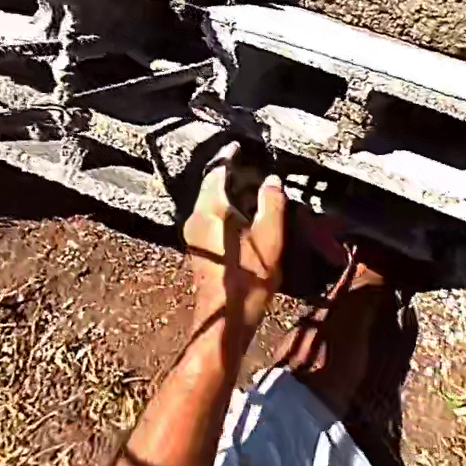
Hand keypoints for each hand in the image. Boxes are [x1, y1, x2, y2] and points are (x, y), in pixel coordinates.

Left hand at [183, 148, 285, 340]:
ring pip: (210, 203)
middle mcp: (196, 217)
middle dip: (230, 174)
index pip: (217, 171)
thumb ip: (272, 204)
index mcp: (211, 209)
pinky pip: (210, 218)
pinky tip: (243, 216)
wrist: (225, 319)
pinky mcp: (197, 248)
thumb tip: (272, 181)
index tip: (240, 146)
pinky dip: (225, 210)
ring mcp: (193, 234)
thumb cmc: (248, 278)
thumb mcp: (270, 237)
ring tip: (251, 189)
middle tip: (251, 167)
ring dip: (229, 194)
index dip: (229, 156)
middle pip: (211, 186)